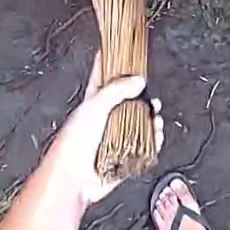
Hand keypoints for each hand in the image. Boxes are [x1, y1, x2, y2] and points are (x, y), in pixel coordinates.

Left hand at [35, 53, 162, 207]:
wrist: (72, 178)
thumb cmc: (75, 141)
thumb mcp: (95, 105)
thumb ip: (117, 89)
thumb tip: (138, 80)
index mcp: (92, 104)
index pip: (102, 77)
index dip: (110, 63)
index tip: (120, 51)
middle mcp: (104, 120)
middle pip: (127, 101)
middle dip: (141, 96)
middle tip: (150, 94)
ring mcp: (115, 138)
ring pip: (138, 123)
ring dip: (151, 119)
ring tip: (157, 116)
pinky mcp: (125, 157)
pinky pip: (144, 145)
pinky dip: (153, 139)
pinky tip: (157, 134)